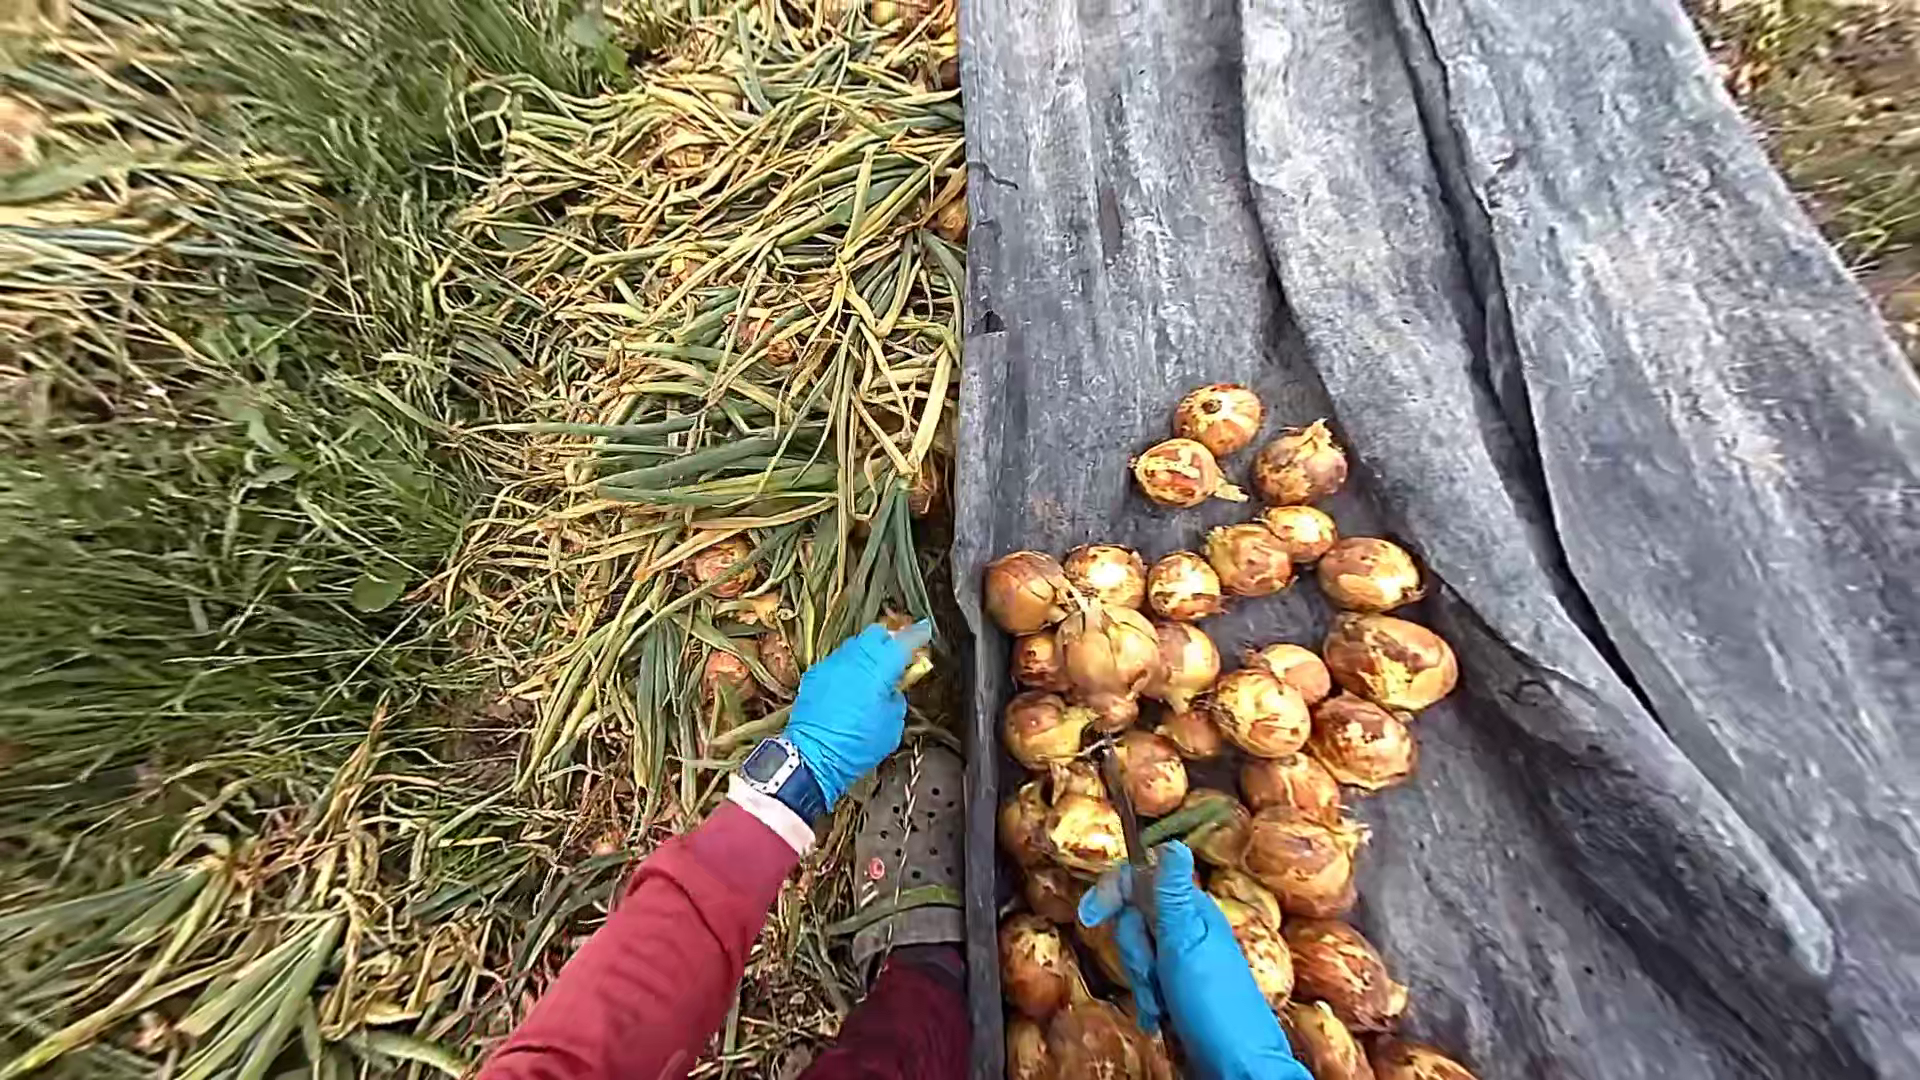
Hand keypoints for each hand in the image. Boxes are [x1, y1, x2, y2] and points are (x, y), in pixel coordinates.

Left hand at [784, 620, 931, 803]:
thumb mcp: (892, 725)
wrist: (812, 758)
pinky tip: (851, 686)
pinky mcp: (816, 673)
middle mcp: (856, 658)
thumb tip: (894, 688)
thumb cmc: (856, 745)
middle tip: (898, 657)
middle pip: (878, 632)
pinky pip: (838, 660)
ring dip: (869, 653)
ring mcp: (833, 663)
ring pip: (856, 644)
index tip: (925, 632)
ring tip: (874, 674)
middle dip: (891, 640)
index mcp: (880, 668)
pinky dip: (850, 667)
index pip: (905, 640)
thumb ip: (898, 698)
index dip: (918, 635)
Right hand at [1079, 842, 1310, 1079]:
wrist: (1241, 1074)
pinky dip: (1146, 998)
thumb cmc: (1214, 1004)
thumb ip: (1172, 892)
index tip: (1088, 918)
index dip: (1109, 892)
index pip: (1136, 878)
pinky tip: (1159, 1017)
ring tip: (1159, 1005)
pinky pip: (1145, 979)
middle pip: (1132, 915)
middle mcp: (1184, 925)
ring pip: (1136, 949)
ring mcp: (1181, 958)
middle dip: (1132, 949)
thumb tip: (1172, 842)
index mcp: (1189, 907)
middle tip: (1152, 975)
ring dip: (1140, 978)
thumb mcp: (1185, 942)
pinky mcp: (1178, 988)